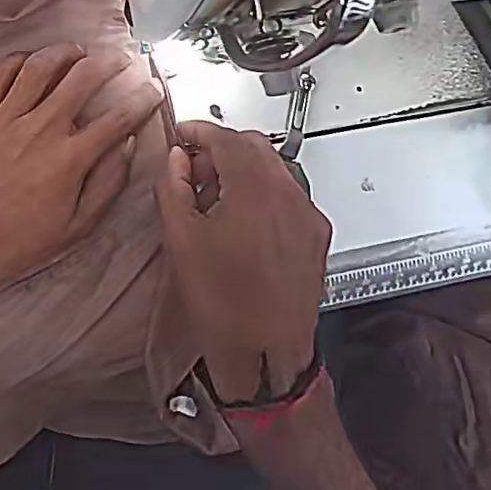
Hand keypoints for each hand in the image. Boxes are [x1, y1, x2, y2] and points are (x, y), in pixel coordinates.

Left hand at [0, 45, 161, 329]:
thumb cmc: (17, 243)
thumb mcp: (75, 229)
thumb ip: (107, 184)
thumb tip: (127, 145)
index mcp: (68, 160)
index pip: (117, 117)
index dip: (142, 98)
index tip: (153, 88)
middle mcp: (40, 130)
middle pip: (82, 77)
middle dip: (109, 62)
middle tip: (120, 59)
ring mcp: (5, 119)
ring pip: (40, 66)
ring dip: (64, 52)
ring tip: (78, 52)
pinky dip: (17, 61)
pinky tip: (29, 63)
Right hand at [155, 122, 330, 403]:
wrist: (265, 357)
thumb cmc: (223, 305)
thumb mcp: (180, 239)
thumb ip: (174, 187)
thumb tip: (177, 160)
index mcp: (255, 191)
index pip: (227, 138)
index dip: (199, 132)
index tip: (182, 135)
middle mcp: (290, 196)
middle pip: (254, 147)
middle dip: (221, 149)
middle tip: (193, 168)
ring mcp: (308, 216)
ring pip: (274, 169)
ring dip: (242, 170)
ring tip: (214, 198)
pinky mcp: (316, 236)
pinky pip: (287, 195)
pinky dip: (262, 192)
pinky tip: (240, 220)